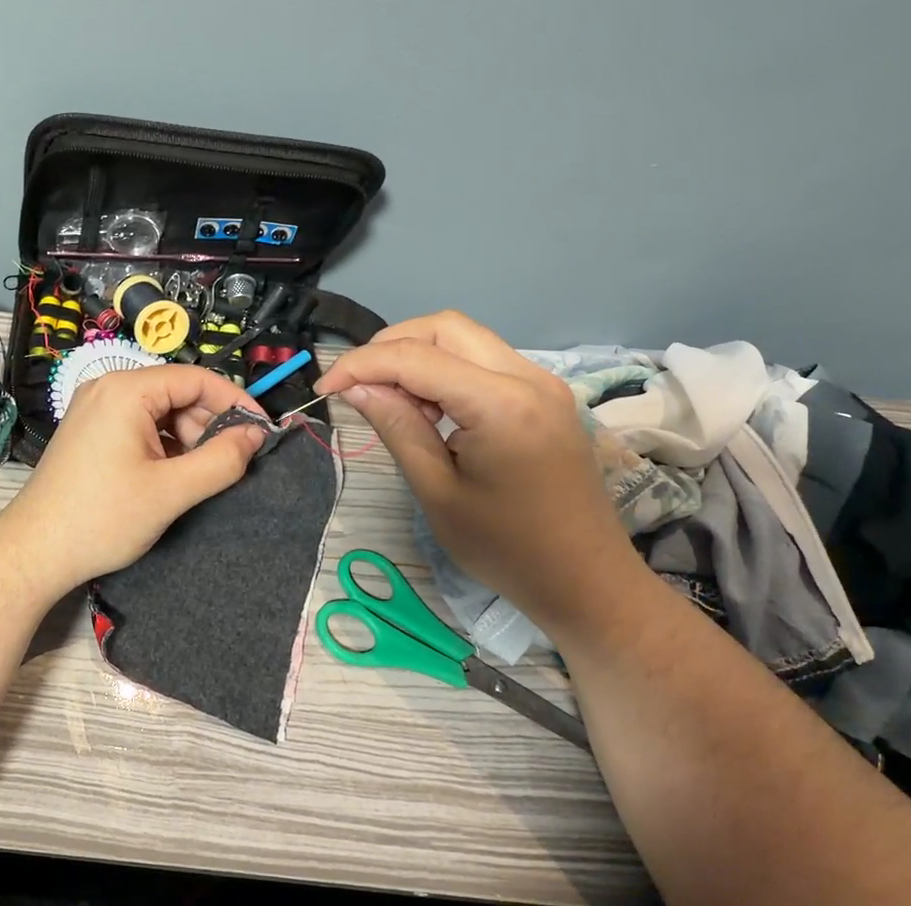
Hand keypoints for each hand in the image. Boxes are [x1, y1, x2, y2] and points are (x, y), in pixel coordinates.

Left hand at [0, 365, 265, 593]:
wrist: (35, 550)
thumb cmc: (103, 518)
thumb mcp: (171, 491)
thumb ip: (221, 460)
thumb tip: (256, 435)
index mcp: (125, 390)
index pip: (196, 378)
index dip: (235, 402)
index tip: (263, 433)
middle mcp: (107, 389)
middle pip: (177, 393)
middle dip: (210, 425)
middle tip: (233, 464)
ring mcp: (94, 410)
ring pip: (160, 413)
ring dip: (189, 440)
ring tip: (202, 478)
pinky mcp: (89, 433)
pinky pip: (139, 427)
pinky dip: (164, 447)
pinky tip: (174, 478)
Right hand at [313, 311, 638, 629]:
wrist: (587, 582)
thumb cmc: (506, 548)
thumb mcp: (437, 492)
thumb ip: (396, 427)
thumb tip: (355, 387)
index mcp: (501, 404)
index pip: (414, 357)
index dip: (359, 365)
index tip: (323, 388)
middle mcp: (527, 378)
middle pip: (443, 327)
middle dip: (389, 345)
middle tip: (356, 385)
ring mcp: (541, 384)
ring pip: (463, 338)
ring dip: (416, 356)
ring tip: (389, 401)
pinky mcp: (543, 397)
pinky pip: (482, 361)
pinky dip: (443, 370)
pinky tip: (426, 409)